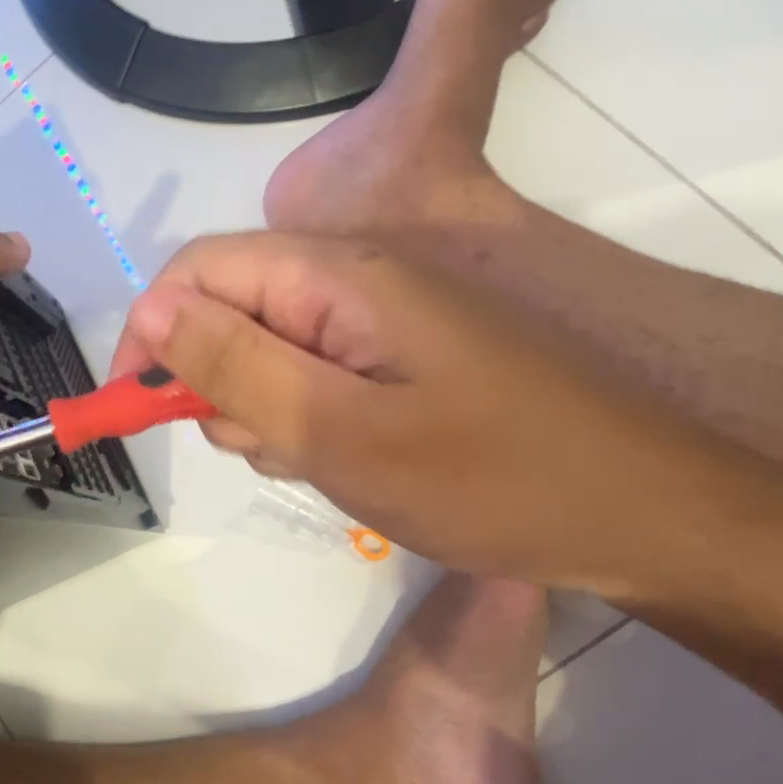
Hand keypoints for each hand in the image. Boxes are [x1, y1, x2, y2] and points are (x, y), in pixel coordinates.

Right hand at [110, 231, 782, 597]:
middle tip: (259, 449)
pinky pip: (323, 377)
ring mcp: (392, 321)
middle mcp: (362, 281)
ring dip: (264, 410)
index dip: (152, 332)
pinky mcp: (412, 360)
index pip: (201, 268)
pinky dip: (309, 421)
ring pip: (274, 350)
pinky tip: (345, 463)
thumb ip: (238, 364)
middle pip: (235, 306)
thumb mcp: (341, 430)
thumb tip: (154, 311)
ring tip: (313, 464)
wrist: (645, 515)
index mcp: (342, 277)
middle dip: (215, 381)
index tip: (137, 409)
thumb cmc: (490, 478)